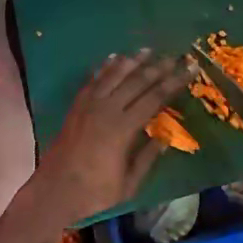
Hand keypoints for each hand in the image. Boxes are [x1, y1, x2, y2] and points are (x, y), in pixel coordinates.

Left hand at [24, 51, 192, 224]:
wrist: (53, 192)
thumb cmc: (94, 193)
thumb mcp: (128, 184)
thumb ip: (147, 158)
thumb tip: (165, 137)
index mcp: (123, 129)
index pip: (155, 98)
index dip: (174, 82)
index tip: (190, 69)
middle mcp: (106, 110)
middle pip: (137, 81)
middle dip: (158, 67)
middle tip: (174, 56)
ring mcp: (89, 105)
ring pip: (114, 75)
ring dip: (132, 61)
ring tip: (147, 50)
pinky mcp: (76, 106)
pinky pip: (93, 80)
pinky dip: (105, 67)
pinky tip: (114, 58)